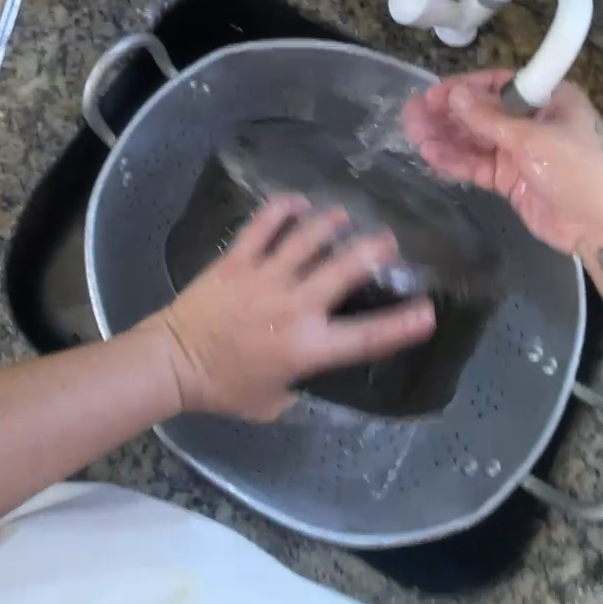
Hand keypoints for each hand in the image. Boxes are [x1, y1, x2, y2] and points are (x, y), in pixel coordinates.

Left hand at [139, 195, 436, 421]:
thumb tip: (316, 364)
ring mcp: (264, 277)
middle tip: (388, 238)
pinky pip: (263, 226)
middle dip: (372, 251)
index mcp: (306, 348)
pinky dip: (282, 209)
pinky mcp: (237, 259)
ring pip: (306, 240)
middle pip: (342, 271)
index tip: (428, 311)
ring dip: (330, 224)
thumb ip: (302, 383)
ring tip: (342, 215)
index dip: (402, 326)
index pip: (366, 338)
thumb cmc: (225, 388)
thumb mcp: (274, 402)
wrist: (174, 362)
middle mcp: (292, 307)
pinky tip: (297, 201)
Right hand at [402, 72, 602, 254]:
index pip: (498, 85)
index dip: (464, 88)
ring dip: (445, 137)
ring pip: (474, 140)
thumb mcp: (533, 139)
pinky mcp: (510, 179)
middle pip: (481, 113)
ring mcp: (520, 152)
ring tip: (413, 135)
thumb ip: (489, 119)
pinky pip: (477, 165)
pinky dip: (455, 161)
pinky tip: (430, 155)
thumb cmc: (579, 170)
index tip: (433, 95)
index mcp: (548, 101)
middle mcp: (532, 122)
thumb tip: (454, 95)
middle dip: (447, 115)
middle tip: (412, 115)